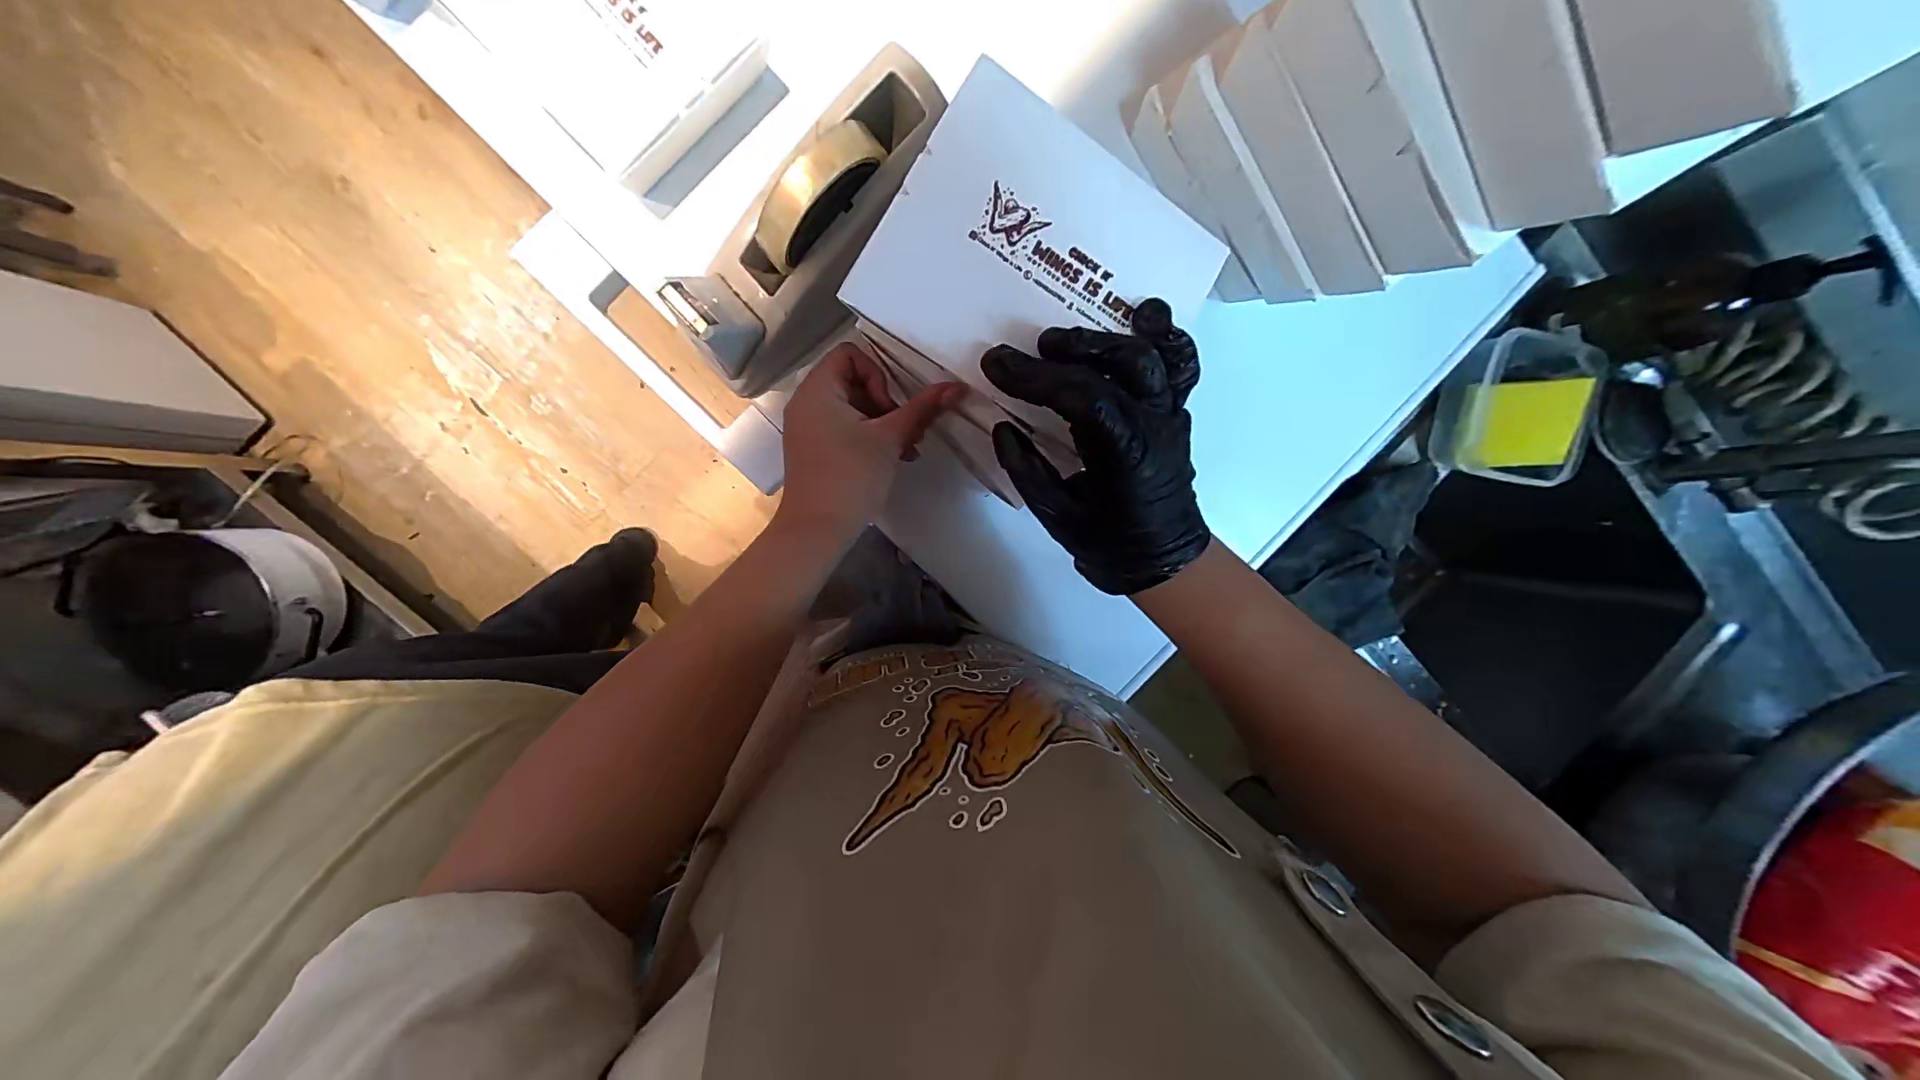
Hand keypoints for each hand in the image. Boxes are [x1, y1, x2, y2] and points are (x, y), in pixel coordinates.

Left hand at [778, 343, 965, 543]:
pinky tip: (891, 459)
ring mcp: (807, 427)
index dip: (877, 374)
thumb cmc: (850, 477)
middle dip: (886, 403)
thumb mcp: (890, 439)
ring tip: (905, 449)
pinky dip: (867, 436)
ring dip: (883, 422)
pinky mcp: (813, 449)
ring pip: (852, 407)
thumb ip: (923, 409)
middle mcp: (806, 402)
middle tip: (906, 431)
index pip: (849, 354)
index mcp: (817, 390)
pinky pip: (843, 427)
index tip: (889, 408)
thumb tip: (957, 387)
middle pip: (853, 380)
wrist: (816, 529)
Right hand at [982, 298, 1209, 594]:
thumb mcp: (1057, 517)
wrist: (1164, 560)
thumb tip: (1004, 428)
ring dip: (1107, 338)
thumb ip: (1027, 471)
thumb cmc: (1112, 545)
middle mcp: (1154, 424)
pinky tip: (1143, 316)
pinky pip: (1180, 366)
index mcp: (1125, 454)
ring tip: (1067, 340)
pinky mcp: (1176, 413)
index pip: (1081, 396)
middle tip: (1030, 350)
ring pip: (1152, 357)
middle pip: (1121, 364)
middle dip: (1070, 349)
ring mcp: (1171, 415)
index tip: (995, 365)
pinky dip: (1164, 337)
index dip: (1035, 376)